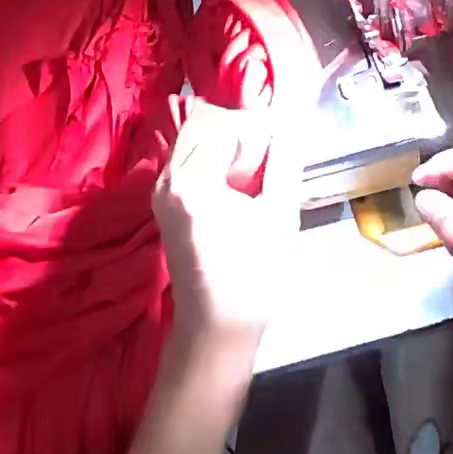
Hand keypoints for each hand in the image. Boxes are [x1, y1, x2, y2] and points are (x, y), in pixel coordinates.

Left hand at [153, 98, 299, 356]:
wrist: (217, 328)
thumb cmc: (253, 274)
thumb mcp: (279, 213)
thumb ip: (284, 162)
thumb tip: (291, 125)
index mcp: (191, 180)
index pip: (226, 126)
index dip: (258, 126)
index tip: (281, 135)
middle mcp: (167, 180)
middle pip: (206, 131)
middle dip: (240, 132)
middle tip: (272, 148)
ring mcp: (161, 193)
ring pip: (197, 147)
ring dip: (228, 148)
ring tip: (261, 164)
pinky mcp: (164, 206)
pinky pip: (190, 166)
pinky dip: (215, 164)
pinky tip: (241, 181)